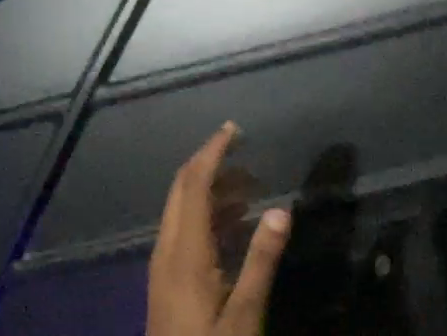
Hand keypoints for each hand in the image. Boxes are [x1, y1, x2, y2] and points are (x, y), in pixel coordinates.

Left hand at [148, 123, 290, 335]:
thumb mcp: (243, 315)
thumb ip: (261, 260)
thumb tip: (283, 209)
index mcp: (184, 252)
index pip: (194, 183)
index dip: (213, 152)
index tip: (236, 130)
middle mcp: (167, 251)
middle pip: (182, 190)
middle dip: (211, 164)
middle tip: (246, 151)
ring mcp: (164, 268)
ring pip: (182, 210)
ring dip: (212, 190)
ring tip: (252, 188)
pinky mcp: (167, 283)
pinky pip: (185, 230)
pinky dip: (208, 214)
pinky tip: (236, 224)